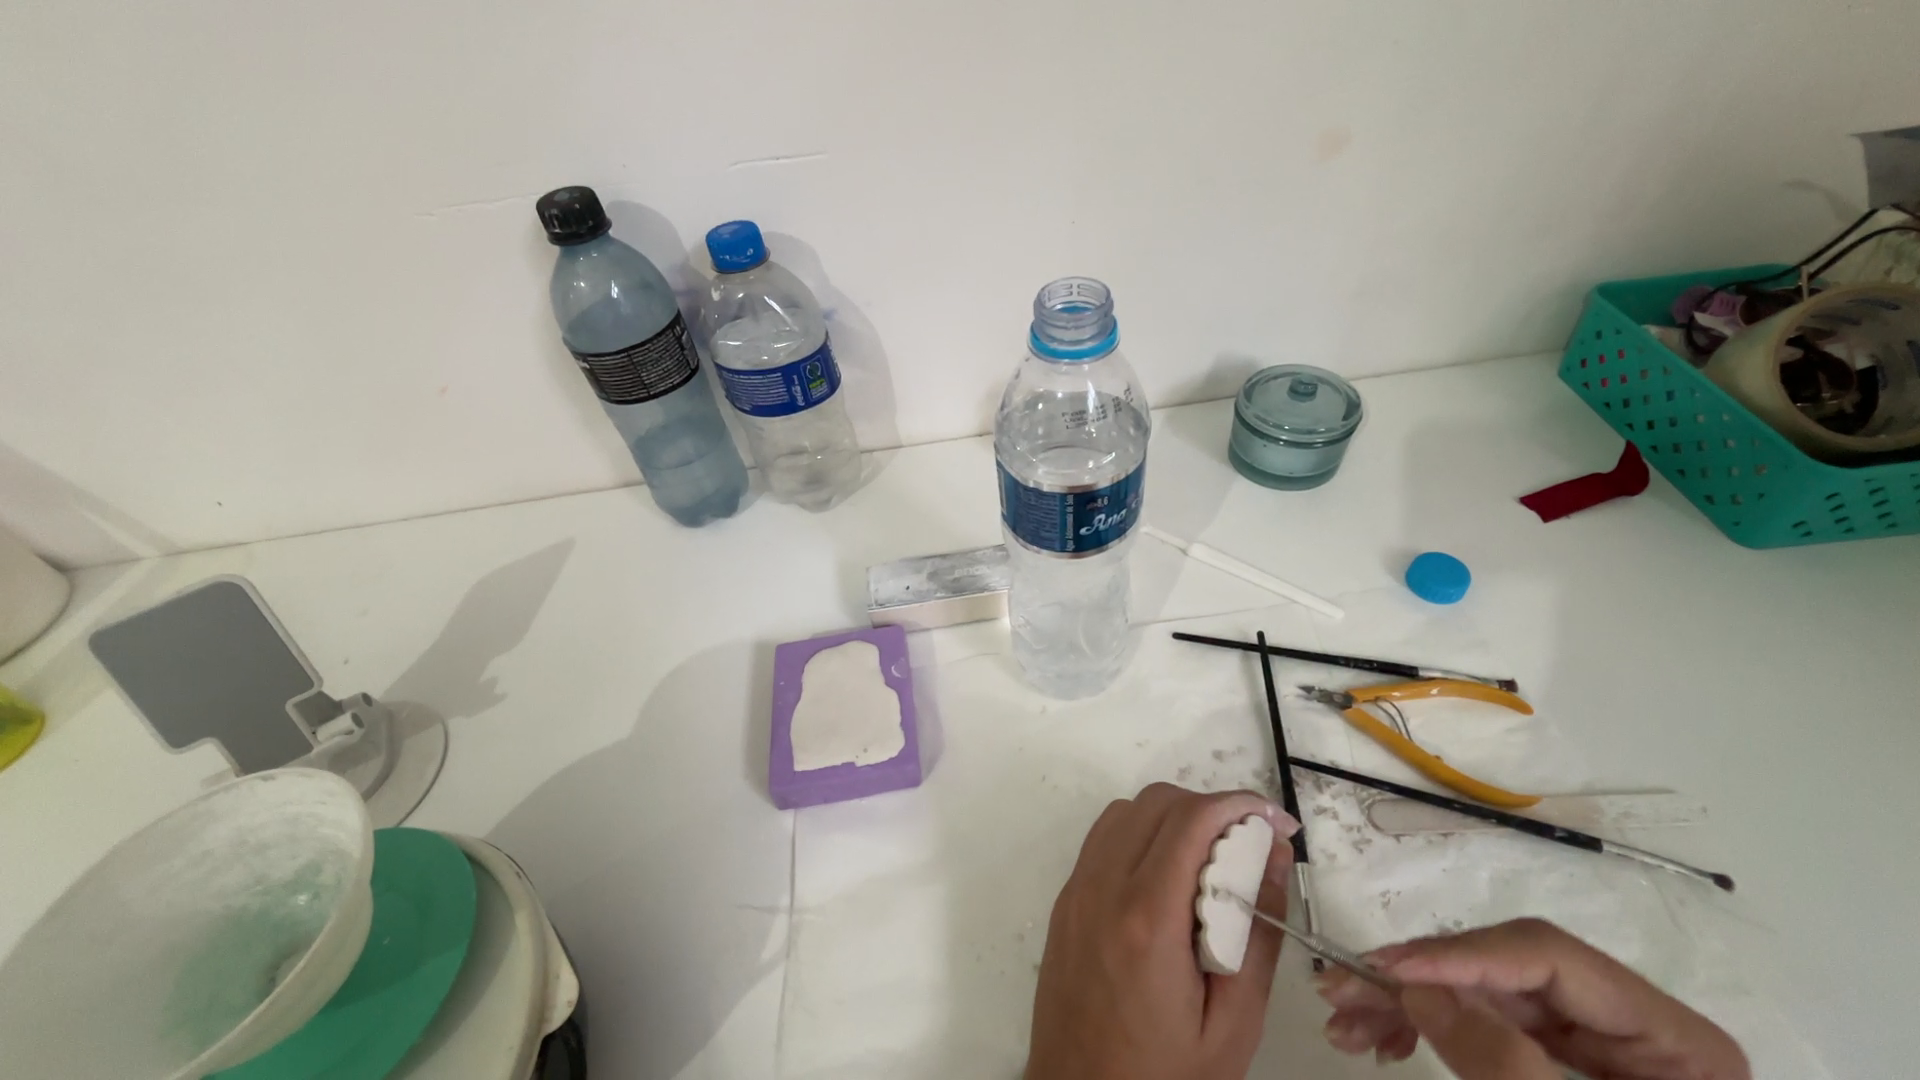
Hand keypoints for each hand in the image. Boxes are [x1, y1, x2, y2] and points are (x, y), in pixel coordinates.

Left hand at [1026, 783, 1299, 1079]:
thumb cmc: (1165, 1074)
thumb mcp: (1234, 1022)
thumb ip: (1260, 933)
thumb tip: (1275, 857)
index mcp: (1148, 919)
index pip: (1191, 820)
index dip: (1241, 805)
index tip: (1278, 824)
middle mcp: (1103, 889)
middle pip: (1156, 802)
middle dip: (1211, 808)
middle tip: (1248, 846)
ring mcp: (1076, 891)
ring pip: (1124, 811)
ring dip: (1172, 818)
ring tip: (1209, 860)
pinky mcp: (1065, 901)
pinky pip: (1102, 840)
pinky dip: (1139, 835)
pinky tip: (1167, 877)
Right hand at [1318, 917, 1749, 1079]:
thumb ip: (1502, 1064)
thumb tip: (1416, 988)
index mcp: (1671, 1037)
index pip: (1546, 956)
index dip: (1459, 955)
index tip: (1382, 969)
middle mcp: (1628, 1024)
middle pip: (1500, 973)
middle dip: (1415, 982)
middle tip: (1338, 992)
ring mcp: (1591, 1047)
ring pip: (1479, 996)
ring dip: (1406, 1005)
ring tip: (1343, 1025)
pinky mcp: (1556, 1066)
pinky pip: (1480, 1029)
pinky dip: (1428, 1031)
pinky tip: (1383, 1044)